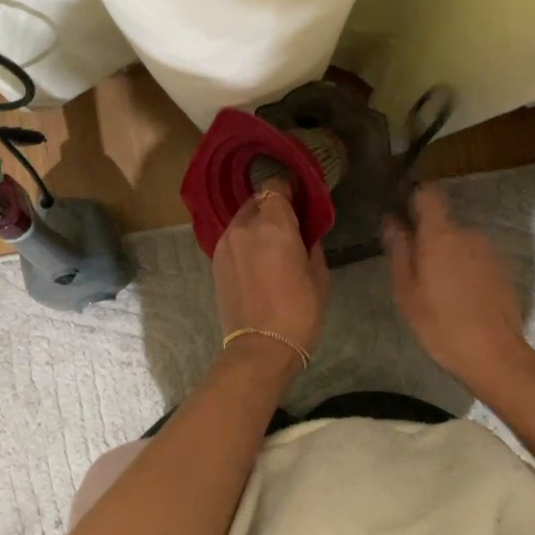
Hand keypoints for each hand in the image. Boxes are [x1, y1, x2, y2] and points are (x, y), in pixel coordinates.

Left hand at [212, 180, 328, 369]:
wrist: (261, 347)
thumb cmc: (299, 311)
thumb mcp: (319, 274)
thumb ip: (311, 243)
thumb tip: (305, 233)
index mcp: (273, 225)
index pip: (275, 187)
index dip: (289, 191)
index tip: (300, 203)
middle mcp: (244, 227)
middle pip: (257, 201)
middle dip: (272, 208)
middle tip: (289, 225)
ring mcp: (225, 244)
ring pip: (242, 220)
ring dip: (257, 225)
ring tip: (272, 245)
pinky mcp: (215, 261)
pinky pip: (233, 239)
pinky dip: (245, 241)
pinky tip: (257, 260)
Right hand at [383, 186, 531, 379]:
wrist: (494, 355)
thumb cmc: (440, 323)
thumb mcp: (406, 291)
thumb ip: (399, 250)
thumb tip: (393, 221)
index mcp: (440, 235)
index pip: (428, 194)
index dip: (413, 198)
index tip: (401, 213)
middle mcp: (468, 234)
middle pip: (442, 225)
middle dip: (427, 240)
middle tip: (414, 272)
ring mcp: (489, 252)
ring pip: (459, 244)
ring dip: (447, 257)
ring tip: (437, 291)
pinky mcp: (503, 270)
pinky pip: (476, 260)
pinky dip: (465, 271)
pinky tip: (460, 300)